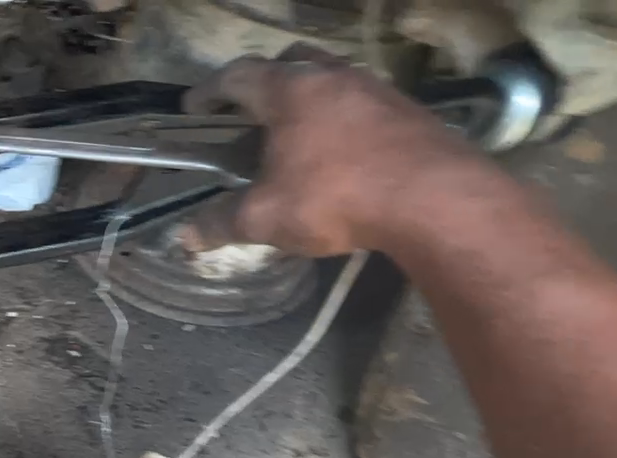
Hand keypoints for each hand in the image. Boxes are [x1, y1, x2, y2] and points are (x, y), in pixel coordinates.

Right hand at [210, 49, 496, 255]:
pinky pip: (356, 103)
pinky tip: (330, 153)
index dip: (210, 90)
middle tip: (245, 110)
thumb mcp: (264, 218)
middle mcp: (333, 76)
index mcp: (292, 91)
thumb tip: (186, 236)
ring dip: (303, 99)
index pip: (240, 76)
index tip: (191, 106)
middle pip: (290, 61)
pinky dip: (333, 119)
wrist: (430, 197)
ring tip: (288, 134)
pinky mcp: (403, 111)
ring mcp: (374, 89)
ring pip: (328, 79)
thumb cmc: (334, 197)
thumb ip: (221, 223)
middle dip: (262, 82)